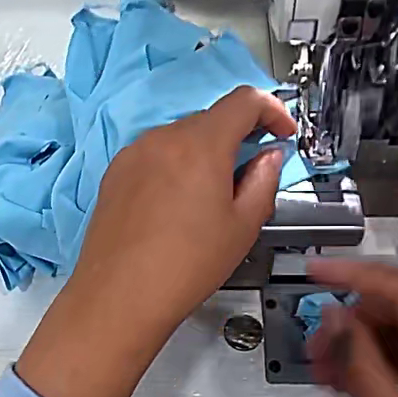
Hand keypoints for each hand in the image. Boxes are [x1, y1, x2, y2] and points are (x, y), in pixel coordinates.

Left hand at [17, 88, 294, 396]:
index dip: (272, 110)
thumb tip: (268, 157)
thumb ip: (265, 180)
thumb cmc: (185, 266)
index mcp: (200, 145)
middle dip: (239, 138)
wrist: (120, 296)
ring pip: (182, 137)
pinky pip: (156, 155)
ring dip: (206, 153)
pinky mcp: (116, 172)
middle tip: (251, 173)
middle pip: (212, 119)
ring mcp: (134, 153)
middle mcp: (163, 139)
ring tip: (212, 199)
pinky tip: (179, 206)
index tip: (281, 131)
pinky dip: (176, 166)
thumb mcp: (243, 226)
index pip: (245, 100)